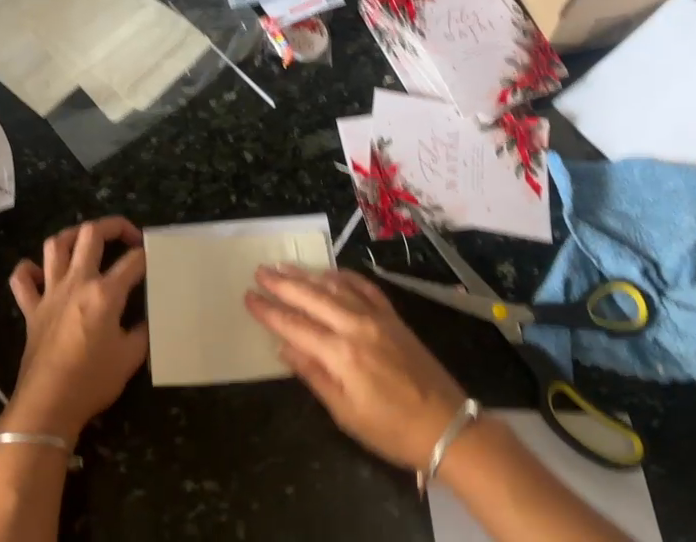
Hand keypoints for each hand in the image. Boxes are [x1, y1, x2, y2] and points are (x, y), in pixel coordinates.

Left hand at [0, 216, 148, 442]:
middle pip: (91, 234)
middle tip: (128, 236)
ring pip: (55, 245)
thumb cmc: (93, 381)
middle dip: (114, 225)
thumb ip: (143, 330)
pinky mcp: (31, 309)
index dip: (149, 255)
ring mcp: (50, 293)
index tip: (157, 259)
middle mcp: (77, 282)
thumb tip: (147, 318)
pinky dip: (29, 270)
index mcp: (105, 293)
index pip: (134, 260)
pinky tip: (41, 273)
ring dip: (72, 236)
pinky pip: (22, 279)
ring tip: (86, 242)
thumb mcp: (131, 357)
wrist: (48, 404)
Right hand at [245, 265, 467, 469]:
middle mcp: (356, 327)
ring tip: (285, 267)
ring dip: (308, 275)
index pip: (295, 326)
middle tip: (260, 271)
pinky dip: (344, 277)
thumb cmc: (390, 430)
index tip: (248, 297)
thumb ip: (313, 375)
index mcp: (341, 354)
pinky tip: (330, 272)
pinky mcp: (394, 317)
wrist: (447, 426)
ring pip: (336, 287)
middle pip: (312, 298)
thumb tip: (284, 348)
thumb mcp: (344, 413)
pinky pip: (365, 288)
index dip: (269, 312)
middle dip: (283, 284)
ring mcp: (377, 318)